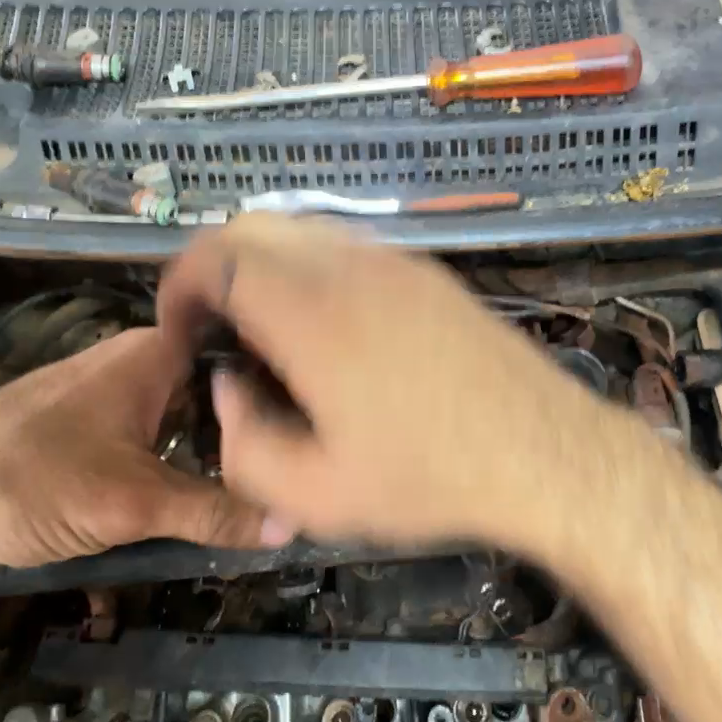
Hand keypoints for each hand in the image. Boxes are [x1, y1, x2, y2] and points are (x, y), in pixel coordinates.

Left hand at [0, 327, 273, 583]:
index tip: (317, 413)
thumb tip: (293, 524)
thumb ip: (214, 512)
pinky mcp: (91, 427)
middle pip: (216, 385)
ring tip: (267, 476)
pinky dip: (179, 458)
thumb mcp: (131, 502)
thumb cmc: (30, 479)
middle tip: (300, 458)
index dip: (280, 375)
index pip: (238, 346)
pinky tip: (206, 490)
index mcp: (153, 354)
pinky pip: (155, 433)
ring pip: (186, 413)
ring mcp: (112, 394)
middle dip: (250, 423)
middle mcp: (137, 362)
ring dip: (214, 447)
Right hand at [156, 215, 611, 550]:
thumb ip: (245, 446)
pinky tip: (323, 322)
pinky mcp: (425, 270)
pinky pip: (346, 244)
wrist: (544, 450)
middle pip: (254, 225)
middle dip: (213, 265)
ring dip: (263, 262)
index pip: (217, 256)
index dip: (178, 285)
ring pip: (302, 227)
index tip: (177, 329)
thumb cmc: (429, 477)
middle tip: (211, 325)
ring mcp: (394, 259)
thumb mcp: (318, 496)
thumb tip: (230, 391)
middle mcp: (350, 265)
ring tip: (262, 325)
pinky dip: (310, 265)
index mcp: (312, 312)